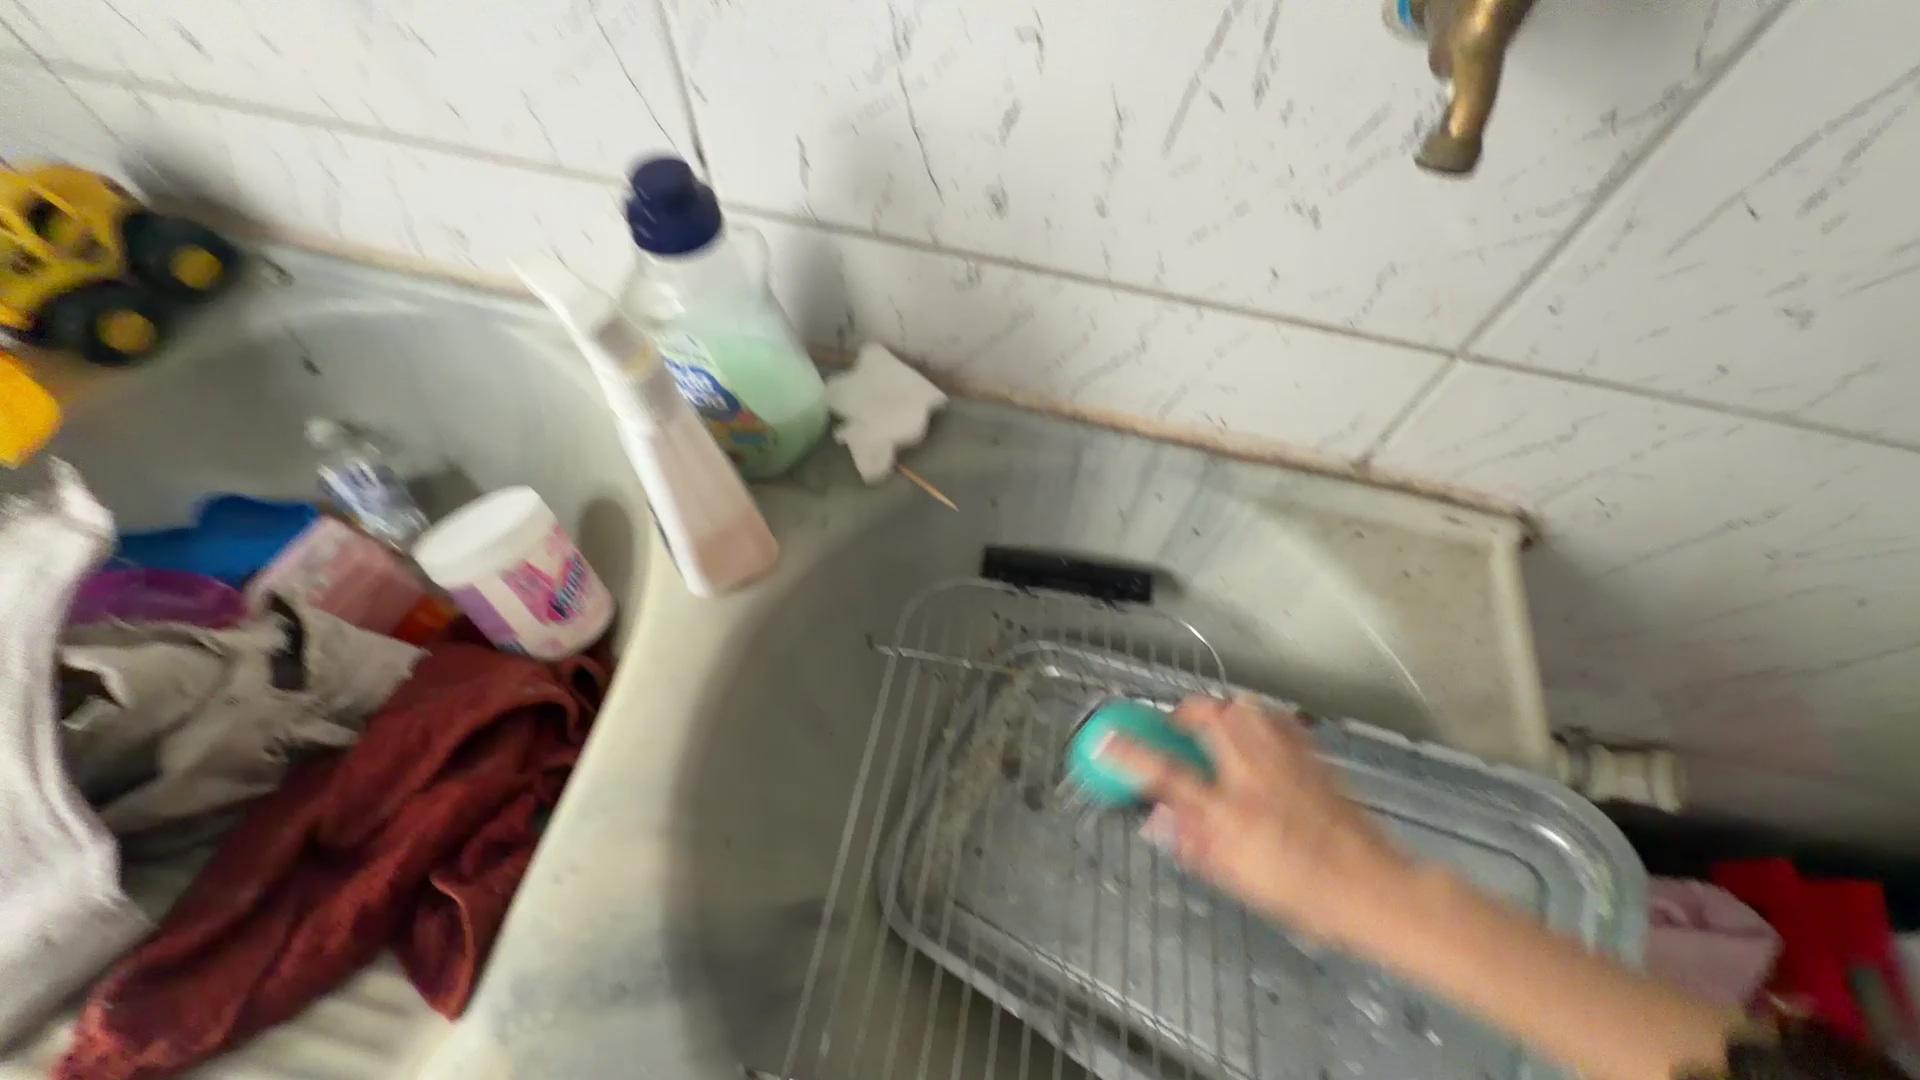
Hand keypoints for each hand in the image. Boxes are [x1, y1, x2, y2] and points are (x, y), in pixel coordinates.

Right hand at [1094, 695, 1408, 938]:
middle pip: (1208, 715)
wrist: (1371, 886)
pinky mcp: (1310, 753)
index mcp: (1228, 809)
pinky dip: (1256, 717)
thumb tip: (1155, 821)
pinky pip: (1275, 717)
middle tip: (1175, 732)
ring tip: (1214, 730)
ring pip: (1242, 706)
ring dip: (1220, 711)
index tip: (1105, 737)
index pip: (1166, 773)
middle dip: (1183, 715)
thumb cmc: (1300, 889)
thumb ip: (1190, 842)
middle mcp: (1252, 772)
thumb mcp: (1234, 876)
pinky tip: (1256, 734)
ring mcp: (1284, 756)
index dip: (1129, 752)